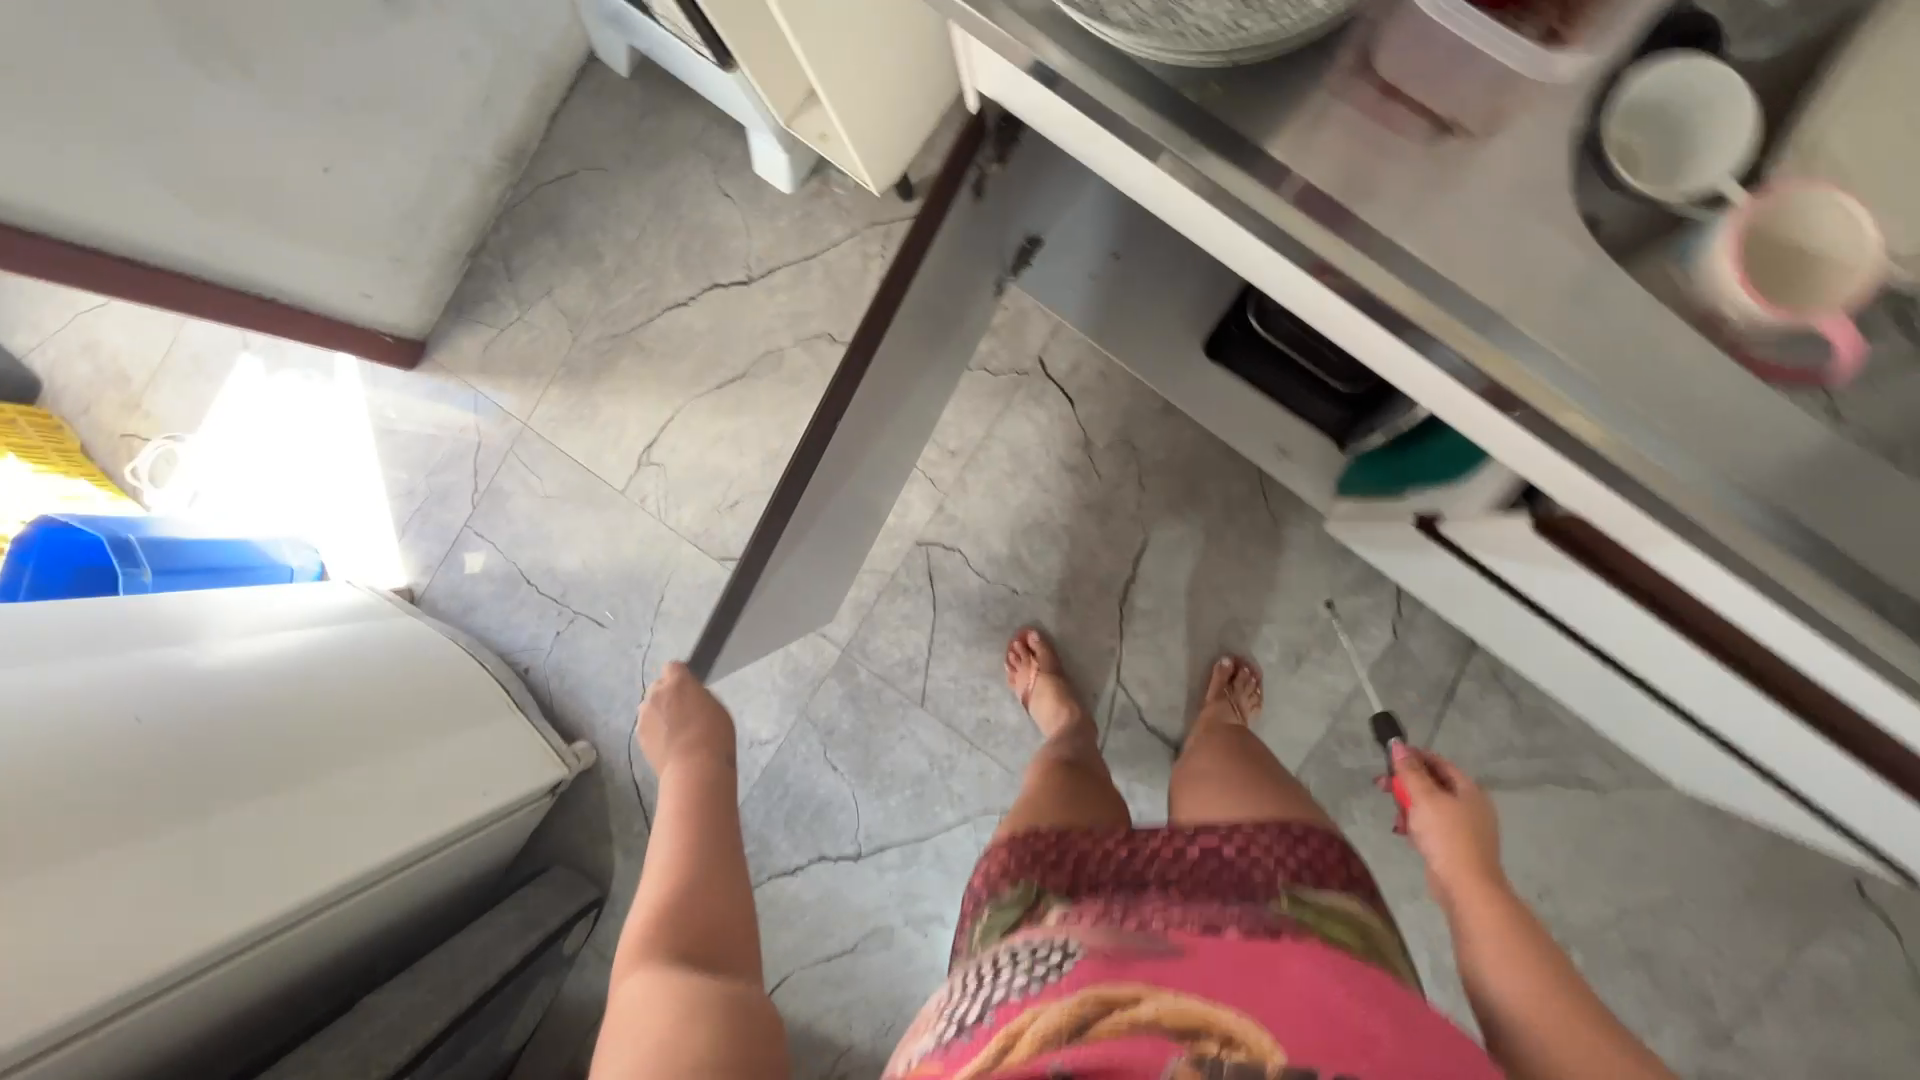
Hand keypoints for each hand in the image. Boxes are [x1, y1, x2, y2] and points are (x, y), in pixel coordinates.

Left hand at [637, 662, 736, 774]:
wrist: (694, 768)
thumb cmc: (714, 735)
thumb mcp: (717, 707)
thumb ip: (699, 697)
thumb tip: (689, 698)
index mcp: (678, 682)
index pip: (673, 666)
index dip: (680, 676)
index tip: (689, 688)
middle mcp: (656, 694)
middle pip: (659, 687)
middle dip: (668, 695)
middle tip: (683, 712)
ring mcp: (644, 715)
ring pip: (650, 707)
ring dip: (660, 713)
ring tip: (675, 732)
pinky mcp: (639, 735)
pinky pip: (647, 725)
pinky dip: (655, 730)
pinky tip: (668, 744)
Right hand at [1393, 744, 1506, 908]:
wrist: (1466, 887)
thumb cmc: (1446, 836)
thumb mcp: (1424, 798)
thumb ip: (1409, 771)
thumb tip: (1397, 745)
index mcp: (1469, 790)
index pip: (1439, 763)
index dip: (1413, 756)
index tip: (1388, 757)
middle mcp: (1470, 805)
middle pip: (1432, 784)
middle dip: (1405, 784)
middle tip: (1382, 786)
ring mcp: (1464, 827)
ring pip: (1429, 806)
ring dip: (1408, 807)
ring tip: (1395, 817)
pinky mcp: (1456, 846)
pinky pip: (1431, 825)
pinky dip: (1416, 824)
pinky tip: (1403, 832)